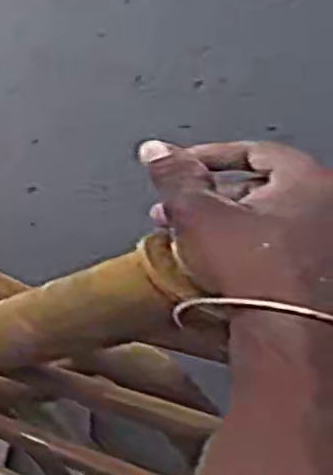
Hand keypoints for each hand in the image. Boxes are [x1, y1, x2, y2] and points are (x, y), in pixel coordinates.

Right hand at [139, 139, 332, 311]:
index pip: (256, 152)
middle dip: (210, 192)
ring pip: (274, 212)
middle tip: (175, 207)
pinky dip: (251, 237)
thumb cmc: (251, 266)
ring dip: (227, 216)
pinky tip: (222, 254)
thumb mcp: (193, 211)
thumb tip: (158, 149)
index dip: (208, 155)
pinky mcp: (327, 264)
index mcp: (314, 185)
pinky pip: (287, 237)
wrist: (290, 325)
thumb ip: (174, 175)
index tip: (175, 168)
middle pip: (265, 183)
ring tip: (191, 235)